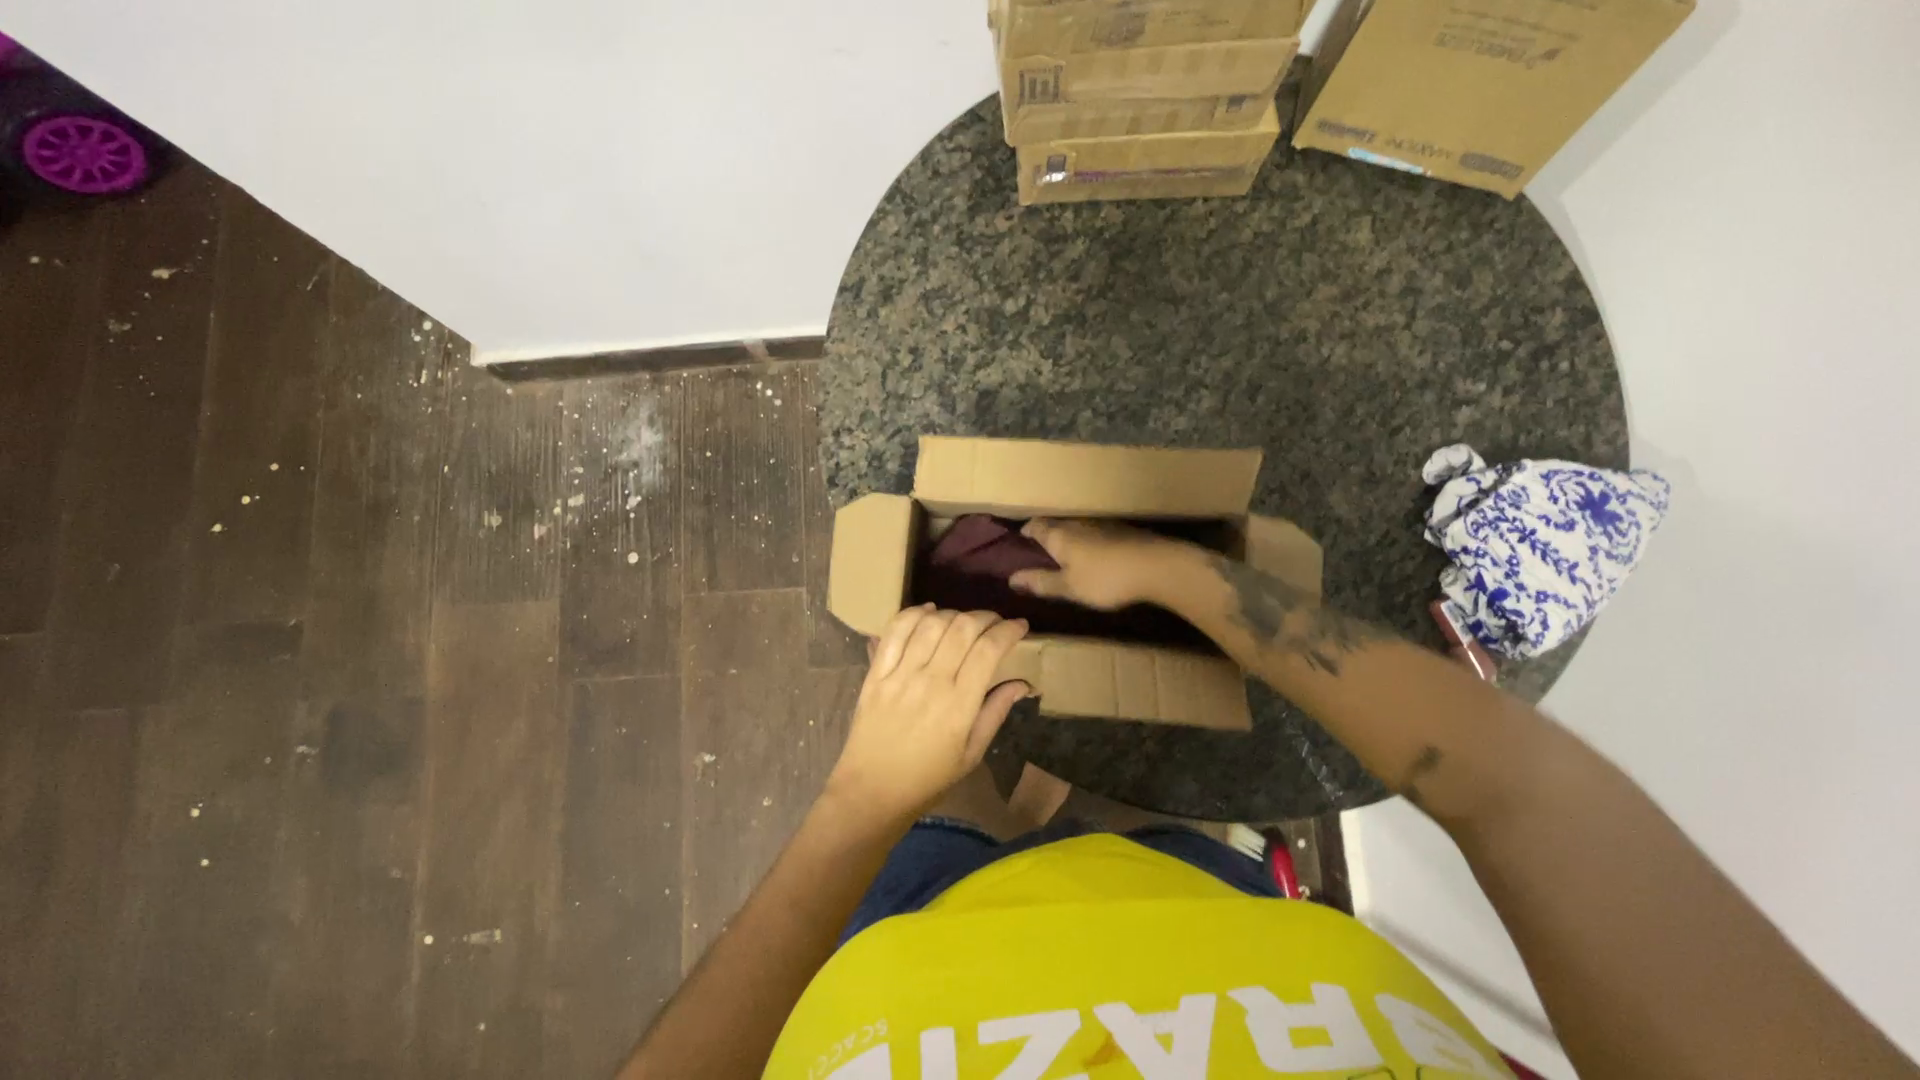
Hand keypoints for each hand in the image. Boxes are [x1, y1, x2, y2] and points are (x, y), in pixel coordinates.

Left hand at [828, 605, 1030, 819]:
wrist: (872, 791)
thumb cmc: (928, 778)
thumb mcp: (972, 754)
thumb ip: (995, 712)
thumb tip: (1023, 683)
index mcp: (959, 705)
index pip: (988, 650)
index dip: (1008, 630)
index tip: (1020, 626)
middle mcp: (930, 682)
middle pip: (962, 628)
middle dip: (985, 617)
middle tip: (995, 622)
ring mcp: (900, 674)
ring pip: (931, 623)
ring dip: (953, 614)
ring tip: (964, 621)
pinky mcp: (876, 673)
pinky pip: (895, 631)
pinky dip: (914, 613)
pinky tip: (928, 612)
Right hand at [1010, 518, 1186, 610]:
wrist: (1158, 566)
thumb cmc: (1106, 578)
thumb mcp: (1069, 587)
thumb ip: (1040, 582)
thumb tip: (1012, 578)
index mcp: (1059, 534)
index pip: (1034, 525)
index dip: (1024, 534)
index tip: (1019, 547)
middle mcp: (1077, 523)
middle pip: (1054, 525)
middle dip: (1045, 538)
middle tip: (1039, 557)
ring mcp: (1101, 524)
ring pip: (1076, 528)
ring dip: (1068, 540)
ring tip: (1065, 559)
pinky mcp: (1121, 530)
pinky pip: (1095, 534)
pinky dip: (1088, 544)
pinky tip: (1094, 558)